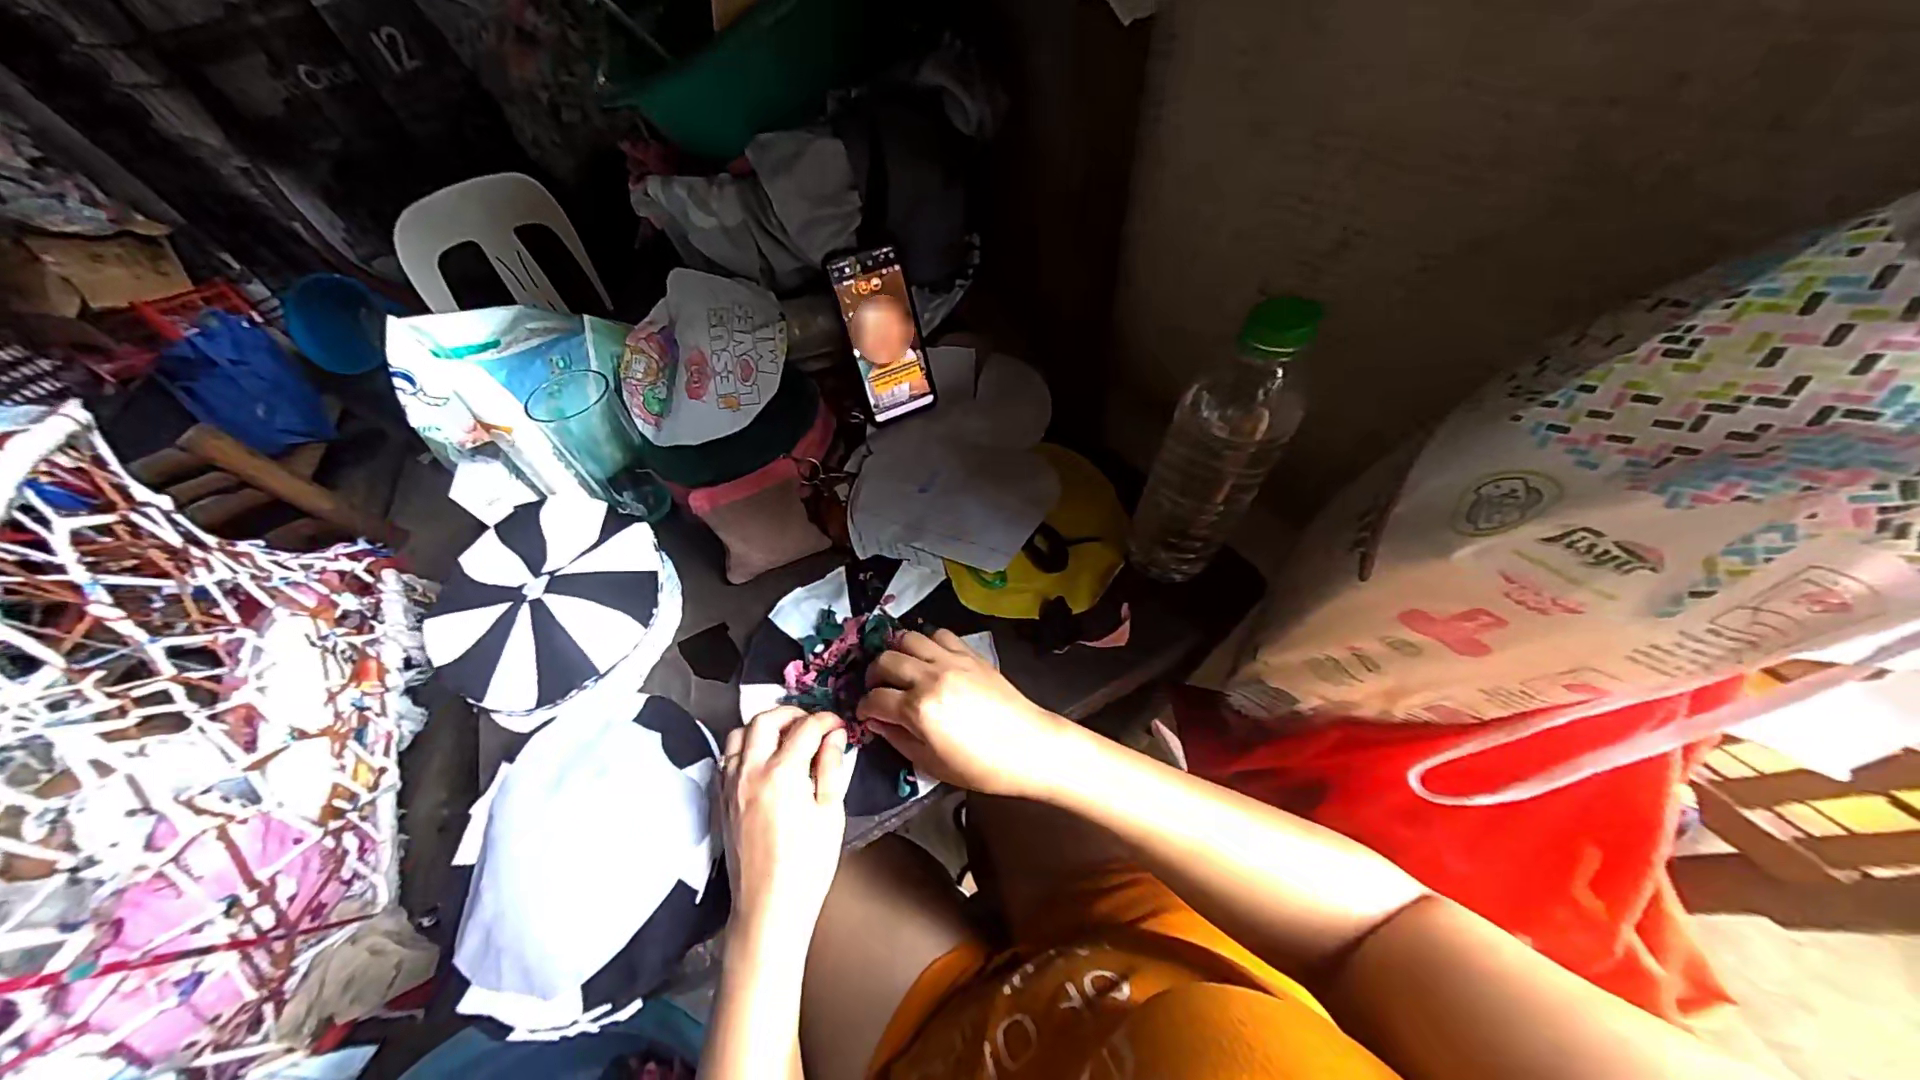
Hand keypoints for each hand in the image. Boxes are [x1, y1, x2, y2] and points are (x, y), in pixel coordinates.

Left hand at [720, 707, 854, 931]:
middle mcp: (751, 773)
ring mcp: (731, 786)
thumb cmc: (807, 867)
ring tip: (787, 737)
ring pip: (740, 734)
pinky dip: (747, 747)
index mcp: (782, 775)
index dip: (826, 720)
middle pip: (765, 720)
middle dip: (792, 713)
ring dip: (764, 727)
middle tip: (813, 723)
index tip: (838, 725)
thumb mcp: (831, 814)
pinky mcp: (722, 801)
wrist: (769, 909)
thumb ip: (832, 768)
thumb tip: (835, 736)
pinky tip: (765, 759)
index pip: (805, 728)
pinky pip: (728, 758)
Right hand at [857, 629, 1076, 799]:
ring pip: (908, 638)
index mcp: (918, 710)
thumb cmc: (982, 766)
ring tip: (900, 668)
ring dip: (897, 652)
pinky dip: (928, 642)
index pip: (875, 699)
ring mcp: (952, 661)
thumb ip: (898, 739)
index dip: (864, 707)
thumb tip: (878, 722)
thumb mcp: (931, 763)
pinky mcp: (970, 654)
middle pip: (885, 661)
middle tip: (878, 688)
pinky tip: (929, 658)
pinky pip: (940, 634)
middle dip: (874, 676)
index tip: (866, 712)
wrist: (1029, 746)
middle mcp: (930, 677)